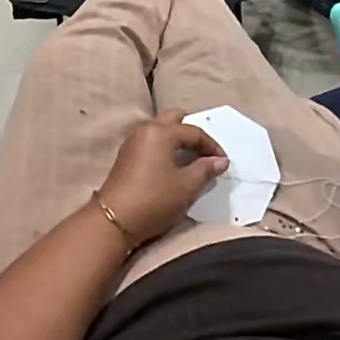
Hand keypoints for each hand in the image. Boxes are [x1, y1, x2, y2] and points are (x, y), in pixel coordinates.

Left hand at [95, 110, 229, 243]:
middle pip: (173, 119)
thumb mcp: (187, 186)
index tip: (223, 162)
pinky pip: (151, 141)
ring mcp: (132, 141)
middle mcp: (144, 130)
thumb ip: (206, 169)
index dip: (212, 146)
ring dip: (177, 139)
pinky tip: (174, 164)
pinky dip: (165, 147)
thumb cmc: (155, 199)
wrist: (115, 219)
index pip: (193, 131)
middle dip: (191, 132)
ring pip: (160, 129)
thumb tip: (220, 160)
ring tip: (192, 158)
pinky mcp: (126, 155)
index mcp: (160, 132)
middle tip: (205, 151)